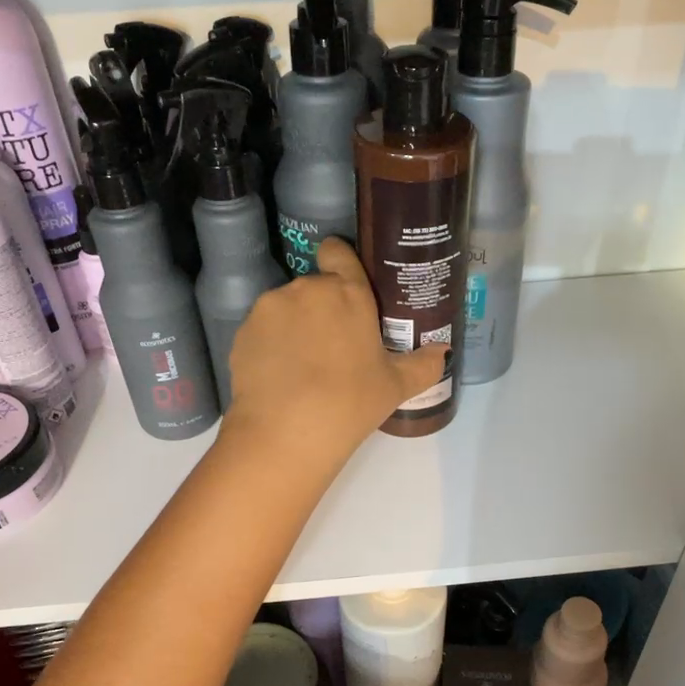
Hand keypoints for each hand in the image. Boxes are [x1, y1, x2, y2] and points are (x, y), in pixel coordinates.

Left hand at [223, 237, 447, 465]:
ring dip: (295, 327)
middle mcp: (307, 290)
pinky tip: (280, 378)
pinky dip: (270, 347)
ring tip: (303, 368)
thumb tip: (441, 352)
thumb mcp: (395, 387)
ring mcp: (270, 309)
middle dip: (322, 310)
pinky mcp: (243, 332)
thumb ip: (422, 365)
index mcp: (347, 293)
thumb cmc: (350, 403)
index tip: (344, 288)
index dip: (339, 262)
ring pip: (286, 309)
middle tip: (333, 349)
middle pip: (315, 288)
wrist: (286, 433)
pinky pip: (262, 332)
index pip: (338, 252)